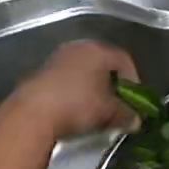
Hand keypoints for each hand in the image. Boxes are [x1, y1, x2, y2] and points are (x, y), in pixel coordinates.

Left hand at [5, 40, 141, 140]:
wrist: (33, 114)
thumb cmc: (78, 106)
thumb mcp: (110, 113)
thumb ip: (127, 115)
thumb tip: (135, 120)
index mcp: (98, 50)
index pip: (124, 60)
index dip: (134, 80)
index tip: (135, 101)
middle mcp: (78, 47)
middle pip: (103, 63)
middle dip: (113, 85)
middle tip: (117, 105)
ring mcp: (57, 58)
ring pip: (84, 71)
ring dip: (93, 89)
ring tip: (96, 110)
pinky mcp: (41, 73)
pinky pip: (67, 80)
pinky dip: (75, 92)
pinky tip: (75, 110)